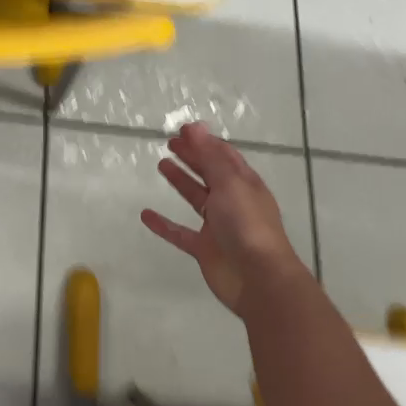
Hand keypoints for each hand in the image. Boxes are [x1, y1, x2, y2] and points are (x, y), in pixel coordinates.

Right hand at [141, 123, 301, 317]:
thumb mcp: (229, 183)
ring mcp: (218, 226)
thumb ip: (210, 156)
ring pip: (196, 199)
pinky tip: (145, 215)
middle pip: (209, 173)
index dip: (205, 142)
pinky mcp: (205, 249)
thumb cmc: (247, 224)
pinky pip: (180, 233)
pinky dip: (164, 225)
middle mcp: (232, 202)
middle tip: (170, 143)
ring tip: (162, 165)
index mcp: (244, 184)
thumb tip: (196, 126)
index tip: (184, 130)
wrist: (259, 279)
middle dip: (193, 156)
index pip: (224, 156)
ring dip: (181, 181)